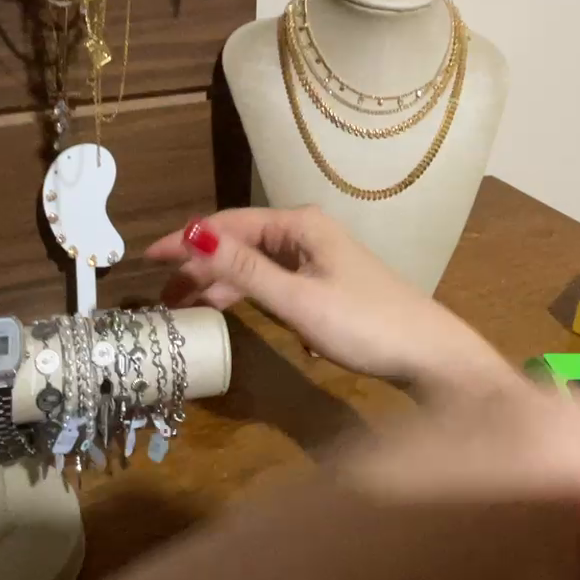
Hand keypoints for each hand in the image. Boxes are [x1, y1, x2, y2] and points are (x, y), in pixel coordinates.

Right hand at [144, 207, 514, 395]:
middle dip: (201, 264)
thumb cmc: (363, 324)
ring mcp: (318, 258)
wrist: (431, 355)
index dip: (186, 239)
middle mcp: (307, 233)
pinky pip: (275, 281)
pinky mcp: (326, 282)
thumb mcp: (297, 299)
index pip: (228, 224)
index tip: (149, 258)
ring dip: (222, 282)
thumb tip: (192, 234)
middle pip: (240, 242)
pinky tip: (233, 313)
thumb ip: (243, 270)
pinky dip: (249, 294)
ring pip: (256, 264)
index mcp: (299, 225)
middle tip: (164, 294)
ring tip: (188, 307)